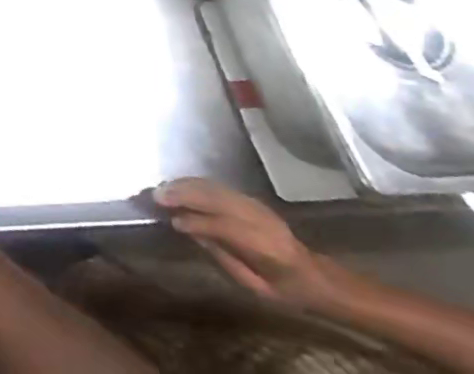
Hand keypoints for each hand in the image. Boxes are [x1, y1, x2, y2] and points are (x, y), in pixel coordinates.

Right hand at [154, 178, 340, 308]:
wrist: (318, 278)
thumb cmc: (284, 289)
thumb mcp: (254, 285)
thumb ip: (222, 256)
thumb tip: (188, 230)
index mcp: (268, 250)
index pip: (226, 227)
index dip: (196, 222)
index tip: (171, 222)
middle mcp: (263, 222)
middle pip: (217, 200)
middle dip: (184, 195)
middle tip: (155, 195)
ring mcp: (258, 208)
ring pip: (215, 189)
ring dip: (185, 185)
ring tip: (161, 188)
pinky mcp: (252, 200)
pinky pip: (218, 186)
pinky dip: (195, 183)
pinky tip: (179, 185)